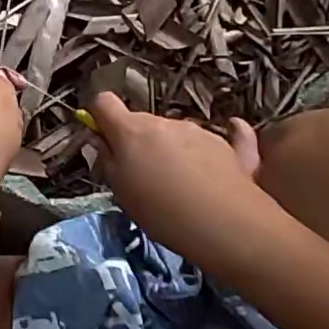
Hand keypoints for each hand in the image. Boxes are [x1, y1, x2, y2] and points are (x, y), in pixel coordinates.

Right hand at [85, 93, 271, 256]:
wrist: (228, 226)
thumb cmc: (162, 211)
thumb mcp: (120, 191)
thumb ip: (107, 159)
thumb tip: (100, 138)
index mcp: (132, 130)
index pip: (104, 102)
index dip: (99, 116)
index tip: (102, 138)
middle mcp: (164, 122)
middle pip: (142, 123)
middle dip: (137, 142)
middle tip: (142, 176)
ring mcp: (198, 131)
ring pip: (173, 134)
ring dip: (169, 150)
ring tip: (179, 186)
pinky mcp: (229, 145)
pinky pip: (215, 137)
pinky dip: (210, 145)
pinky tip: (222, 148)